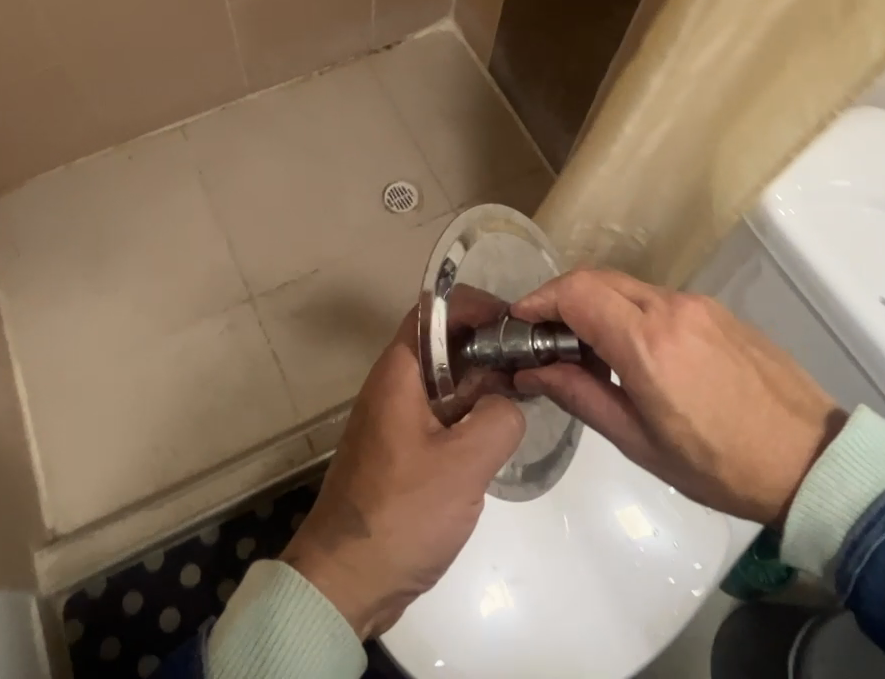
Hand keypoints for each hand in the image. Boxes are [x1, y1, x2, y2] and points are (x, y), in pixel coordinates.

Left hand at [280, 309, 525, 637]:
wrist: (346, 579)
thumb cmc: (400, 513)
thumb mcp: (462, 464)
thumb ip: (498, 420)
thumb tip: (509, 402)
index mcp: (398, 374)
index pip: (433, 312)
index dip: (475, 305)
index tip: (519, 321)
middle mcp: (395, 388)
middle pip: (443, 344)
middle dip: (488, 342)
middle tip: (537, 357)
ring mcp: (399, 421)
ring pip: (446, 382)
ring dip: (484, 380)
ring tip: (532, 388)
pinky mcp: (406, 453)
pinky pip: (444, 416)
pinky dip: (473, 413)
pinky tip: (505, 430)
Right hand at [511, 270, 844, 525]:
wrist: (813, 462)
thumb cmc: (719, 465)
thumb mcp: (639, 442)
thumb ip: (580, 396)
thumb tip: (533, 371)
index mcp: (647, 343)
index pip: (575, 293)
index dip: (539, 300)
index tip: (520, 323)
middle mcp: (671, 308)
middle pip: (597, 279)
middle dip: (562, 299)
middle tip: (544, 334)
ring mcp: (700, 305)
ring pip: (628, 287)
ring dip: (596, 305)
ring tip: (586, 349)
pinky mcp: (720, 312)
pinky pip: (659, 298)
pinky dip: (629, 311)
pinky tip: (632, 349)